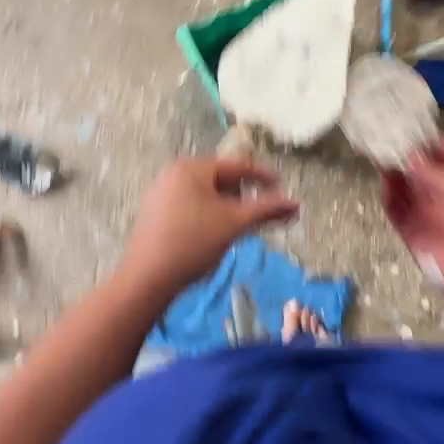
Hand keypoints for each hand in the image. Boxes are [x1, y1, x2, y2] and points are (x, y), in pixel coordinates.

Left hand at [118, 157, 299, 294]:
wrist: (147, 278)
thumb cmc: (193, 242)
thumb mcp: (234, 224)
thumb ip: (266, 210)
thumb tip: (296, 203)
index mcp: (191, 168)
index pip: (236, 166)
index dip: (263, 176)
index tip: (282, 188)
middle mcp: (173, 173)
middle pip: (220, 179)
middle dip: (244, 196)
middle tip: (262, 214)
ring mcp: (161, 194)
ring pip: (205, 195)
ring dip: (228, 208)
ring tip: (241, 227)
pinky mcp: (155, 214)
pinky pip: (190, 206)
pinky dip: (209, 216)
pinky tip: (216, 236)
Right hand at [381, 137, 443, 303]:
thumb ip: (432, 170)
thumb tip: (407, 151)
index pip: (441, 151)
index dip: (422, 136)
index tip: (400, 120)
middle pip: (417, 167)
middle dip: (401, 153)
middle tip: (380, 136)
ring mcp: (428, 213)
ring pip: (404, 187)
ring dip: (391, 172)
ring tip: (376, 154)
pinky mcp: (412, 233)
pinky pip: (396, 211)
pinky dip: (388, 196)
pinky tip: (383, 182)